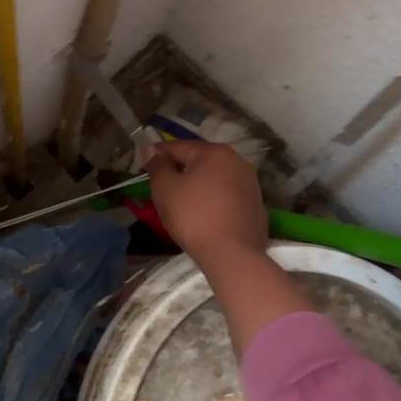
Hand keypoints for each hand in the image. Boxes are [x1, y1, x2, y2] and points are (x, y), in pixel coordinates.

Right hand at [143, 140, 268, 259]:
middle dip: (180, 170)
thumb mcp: (165, 188)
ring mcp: (251, 184)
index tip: (144, 164)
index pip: (178, 146)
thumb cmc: (193, 216)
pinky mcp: (256, 206)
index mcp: (215, 152)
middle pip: (199, 161)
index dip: (157, 154)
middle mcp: (237, 162)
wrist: (232, 254)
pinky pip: (227, 197)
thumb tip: (152, 150)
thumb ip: (157, 165)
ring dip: (198, 185)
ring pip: (215, 179)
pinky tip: (204, 215)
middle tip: (161, 185)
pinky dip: (213, 200)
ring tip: (182, 202)